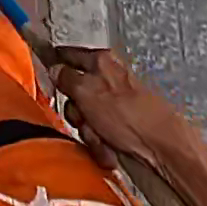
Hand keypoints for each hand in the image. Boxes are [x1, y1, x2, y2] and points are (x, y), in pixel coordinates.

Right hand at [50, 46, 188, 170]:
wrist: (162, 147)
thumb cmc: (129, 114)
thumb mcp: (87, 92)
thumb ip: (66, 78)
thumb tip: (54, 68)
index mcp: (100, 60)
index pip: (68, 55)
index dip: (56, 63)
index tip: (44, 67)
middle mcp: (108, 78)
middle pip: (75, 92)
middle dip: (76, 112)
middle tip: (84, 120)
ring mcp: (115, 104)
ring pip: (86, 117)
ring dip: (90, 133)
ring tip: (103, 141)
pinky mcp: (123, 127)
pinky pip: (101, 134)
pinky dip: (102, 145)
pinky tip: (111, 150)